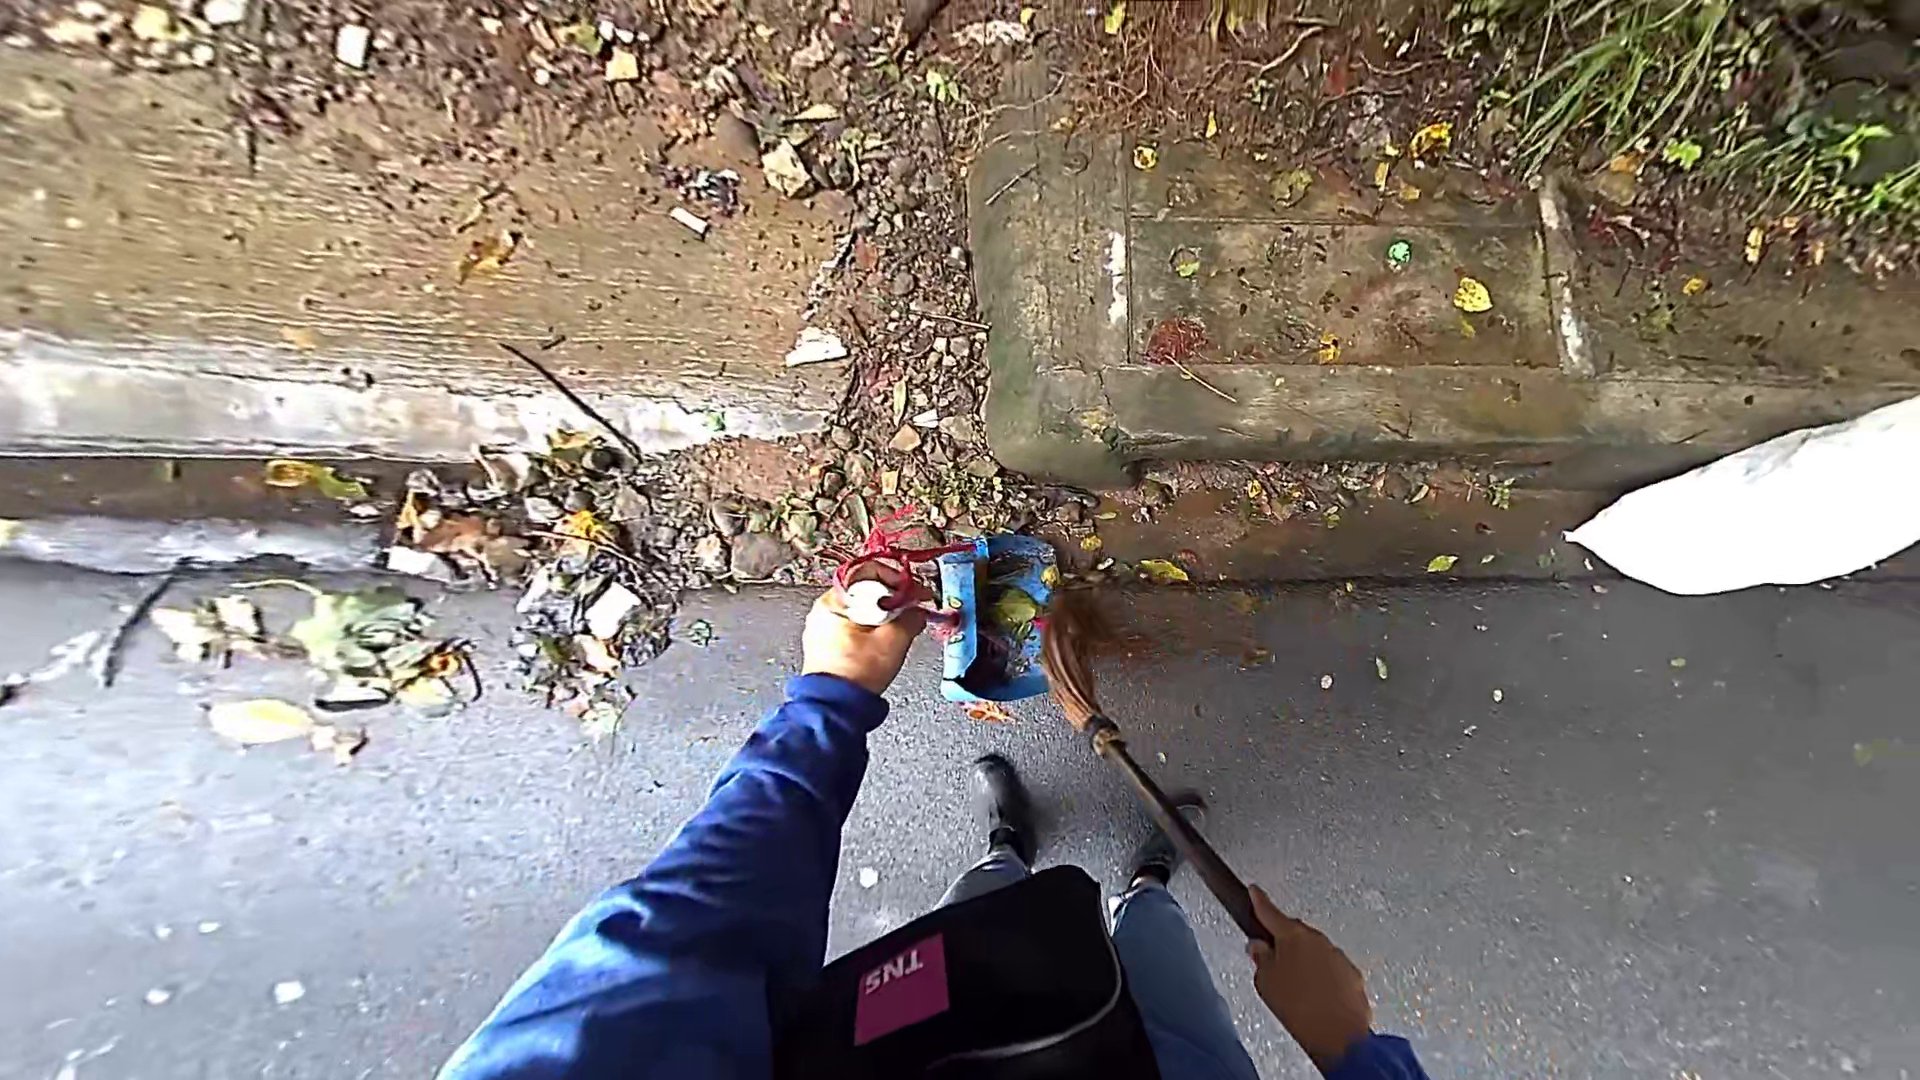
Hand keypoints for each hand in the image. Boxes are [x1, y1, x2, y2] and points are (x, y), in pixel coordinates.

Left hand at [801, 576, 925, 695]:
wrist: (835, 709)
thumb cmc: (857, 674)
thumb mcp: (894, 640)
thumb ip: (911, 617)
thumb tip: (919, 610)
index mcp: (833, 601)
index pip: (868, 572)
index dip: (897, 579)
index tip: (914, 592)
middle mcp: (824, 610)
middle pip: (865, 588)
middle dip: (893, 597)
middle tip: (911, 608)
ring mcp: (823, 627)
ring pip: (861, 607)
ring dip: (884, 612)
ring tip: (901, 626)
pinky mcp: (827, 644)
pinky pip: (854, 624)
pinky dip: (872, 626)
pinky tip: (885, 640)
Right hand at [1246, 885, 1372, 1071]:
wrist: (1342, 1042)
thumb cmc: (1301, 1010)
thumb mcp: (1265, 982)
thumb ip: (1260, 958)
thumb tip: (1259, 947)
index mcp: (1290, 934)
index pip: (1268, 909)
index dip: (1257, 899)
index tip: (1254, 890)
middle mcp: (1315, 939)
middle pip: (1292, 931)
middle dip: (1283, 942)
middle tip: (1273, 962)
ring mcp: (1337, 956)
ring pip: (1314, 949)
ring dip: (1305, 960)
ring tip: (1298, 988)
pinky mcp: (1353, 976)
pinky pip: (1332, 968)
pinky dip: (1324, 976)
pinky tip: (1318, 996)